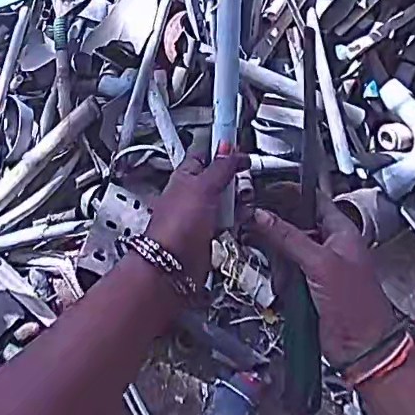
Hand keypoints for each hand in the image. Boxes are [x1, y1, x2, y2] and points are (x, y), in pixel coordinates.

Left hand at [143, 137, 247, 282]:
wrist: (173, 267)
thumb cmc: (176, 225)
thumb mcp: (203, 187)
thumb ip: (219, 168)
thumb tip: (229, 148)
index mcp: (185, 176)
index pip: (205, 154)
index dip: (222, 149)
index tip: (238, 147)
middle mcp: (190, 194)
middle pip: (218, 177)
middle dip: (233, 178)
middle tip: (242, 178)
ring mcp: (199, 214)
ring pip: (224, 199)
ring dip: (236, 200)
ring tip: (242, 202)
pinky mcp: (207, 234)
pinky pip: (226, 220)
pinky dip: (234, 219)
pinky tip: (238, 220)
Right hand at [250, 199, 398, 364]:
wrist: (362, 350)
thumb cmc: (357, 305)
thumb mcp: (319, 262)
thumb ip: (288, 237)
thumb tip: (262, 216)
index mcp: (340, 230)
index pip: (312, 199)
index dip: (290, 191)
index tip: (267, 188)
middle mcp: (329, 244)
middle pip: (295, 222)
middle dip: (277, 225)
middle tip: (256, 219)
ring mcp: (318, 265)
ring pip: (287, 246)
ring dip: (277, 252)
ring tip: (268, 253)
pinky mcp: (308, 285)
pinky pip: (286, 269)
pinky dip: (279, 273)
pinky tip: (277, 278)